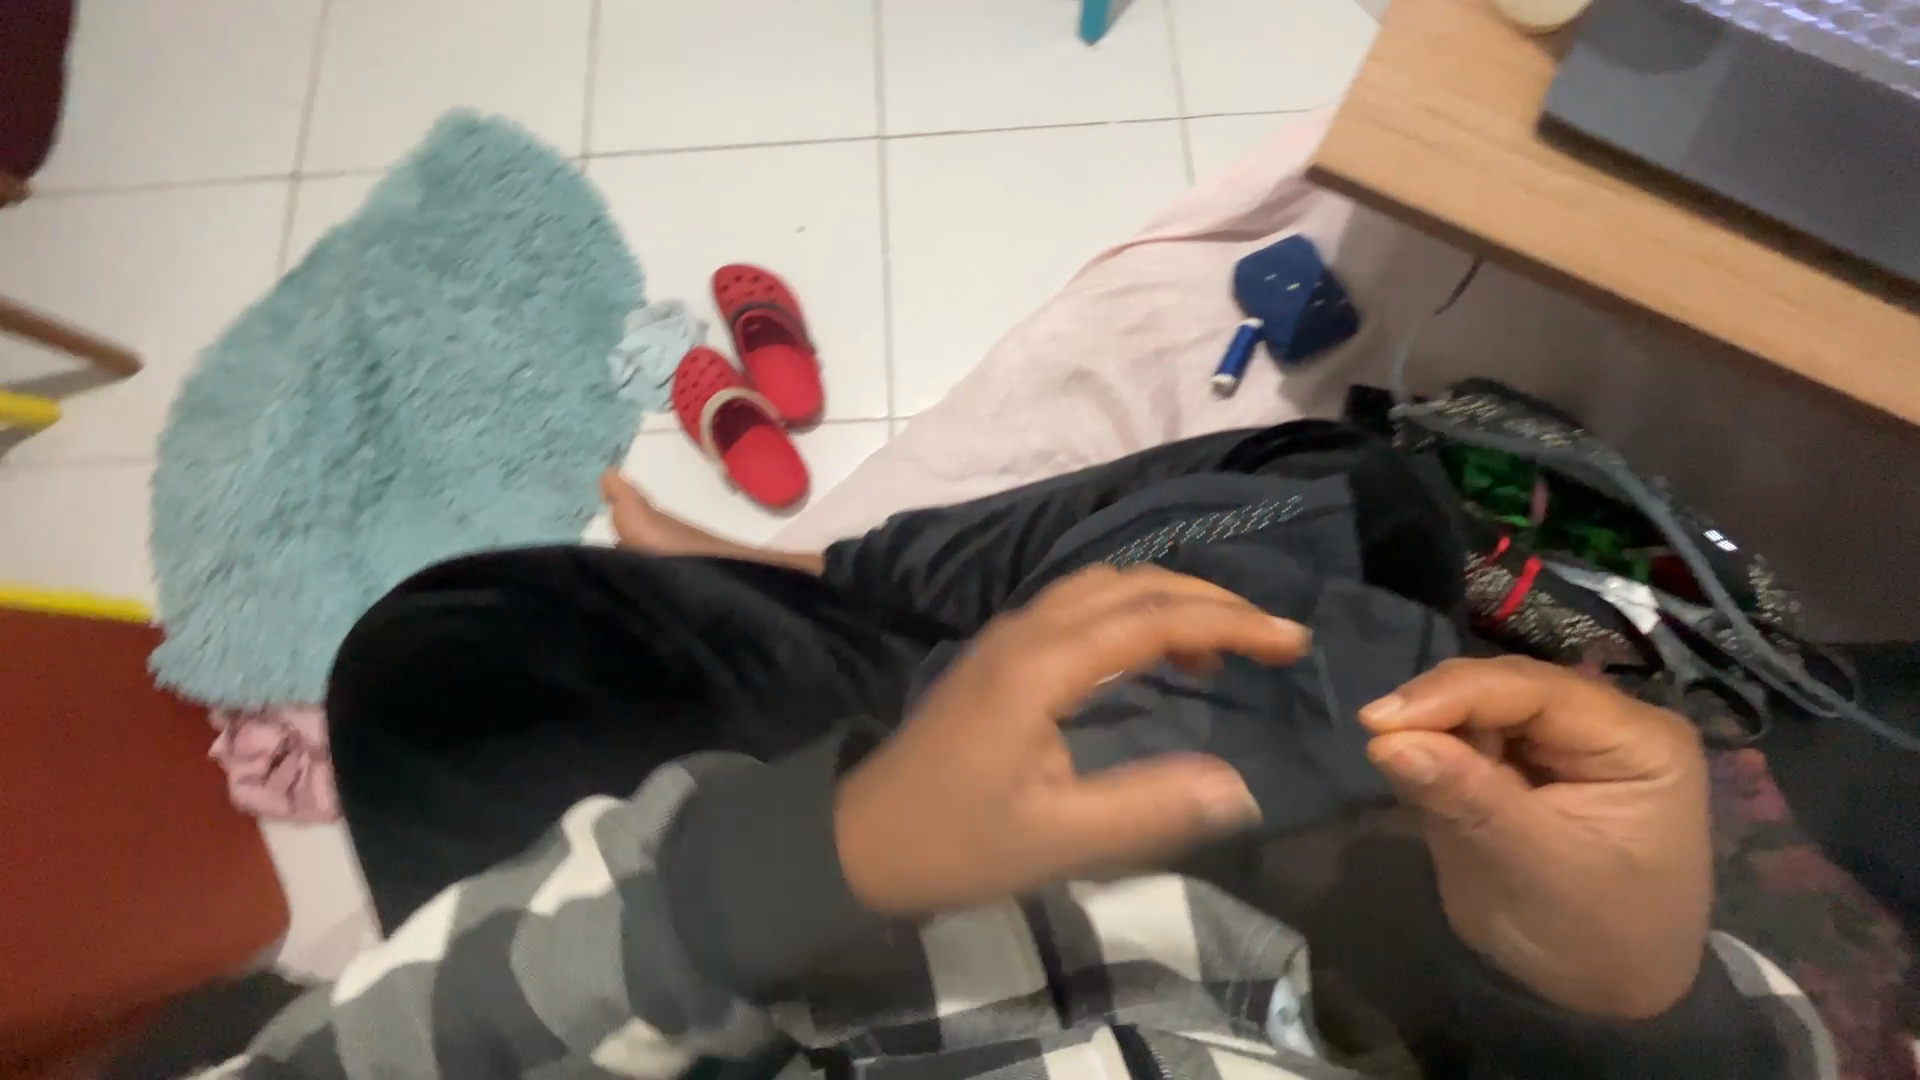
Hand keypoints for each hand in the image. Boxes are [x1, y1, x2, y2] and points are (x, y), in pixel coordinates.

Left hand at [835, 565, 1310, 914]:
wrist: (862, 837)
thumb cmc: (955, 842)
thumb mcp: (1057, 841)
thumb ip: (1149, 809)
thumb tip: (1242, 786)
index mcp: (1042, 665)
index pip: (1153, 616)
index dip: (1230, 621)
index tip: (1292, 642)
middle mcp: (1027, 630)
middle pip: (1130, 582)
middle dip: (1208, 598)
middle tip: (1269, 638)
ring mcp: (1007, 635)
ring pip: (1101, 586)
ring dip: (1166, 600)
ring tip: (1220, 647)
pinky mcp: (1000, 652)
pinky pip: (1077, 606)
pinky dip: (1130, 613)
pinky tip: (1151, 654)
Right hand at [1361, 656, 1712, 1018]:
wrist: (1595, 989)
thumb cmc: (1591, 936)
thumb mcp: (1534, 870)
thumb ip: (1467, 799)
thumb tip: (1386, 742)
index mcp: (1636, 741)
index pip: (1531, 689)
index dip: (1450, 696)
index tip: (1377, 723)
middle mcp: (1598, 721)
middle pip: (1495, 685)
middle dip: (1433, 710)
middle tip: (1377, 741)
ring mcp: (1555, 734)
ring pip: (1468, 700)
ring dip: (1426, 727)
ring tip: (1400, 764)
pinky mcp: (1515, 752)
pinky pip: (1457, 727)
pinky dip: (1426, 744)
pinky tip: (1416, 770)